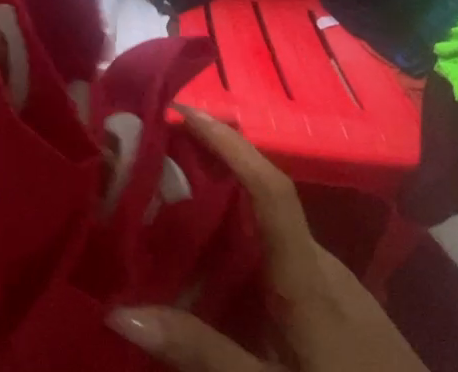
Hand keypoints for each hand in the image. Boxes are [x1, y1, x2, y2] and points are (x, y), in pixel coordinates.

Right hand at [105, 109, 428, 371]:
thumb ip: (201, 352)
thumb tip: (115, 309)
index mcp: (308, 279)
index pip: (271, 191)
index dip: (230, 145)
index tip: (183, 110)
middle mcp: (324, 270)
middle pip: (261, 203)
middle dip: (205, 174)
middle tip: (143, 164)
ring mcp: (338, 290)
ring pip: (268, 232)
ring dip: (219, 212)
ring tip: (161, 212)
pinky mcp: (341, 312)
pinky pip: (279, 259)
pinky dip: (237, 246)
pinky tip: (209, 269)